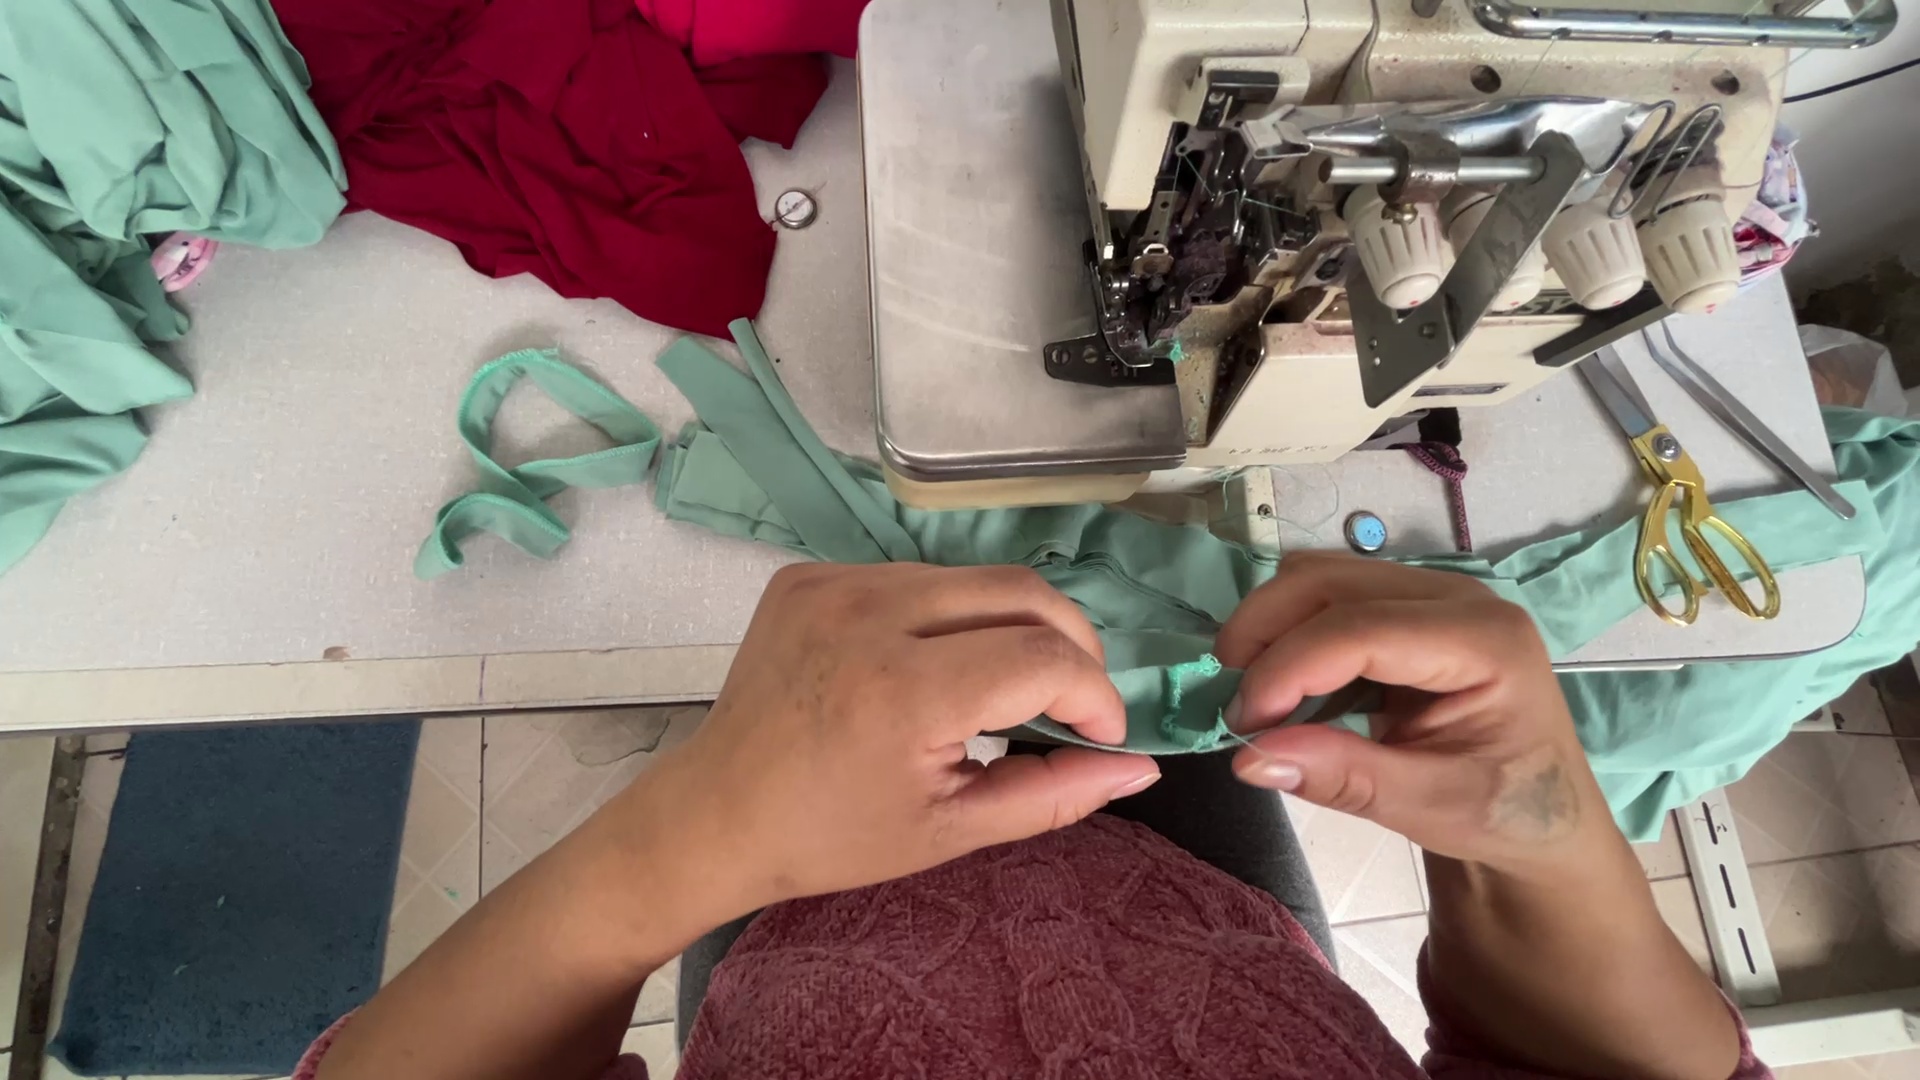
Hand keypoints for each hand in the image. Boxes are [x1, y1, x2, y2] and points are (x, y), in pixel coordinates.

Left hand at [632, 563, 1159, 918]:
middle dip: (1070, 643)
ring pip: (971, 580)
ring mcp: (833, 582)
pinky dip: (948, 615)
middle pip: (1020, 592)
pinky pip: (916, 577)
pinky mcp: (810, 573)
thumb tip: (1138, 766)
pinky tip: (928, 660)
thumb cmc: (834, 835)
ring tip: (996, 683)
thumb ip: (1055, 796)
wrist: (716, 812)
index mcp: (903, 691)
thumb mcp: (952, 829)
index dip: (1094, 692)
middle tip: (1071, 696)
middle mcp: (869, 613)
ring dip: (1008, 626)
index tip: (1101, 731)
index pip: (1043, 656)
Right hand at [1216, 552, 1615, 875]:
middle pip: (1322, 582)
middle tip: (1235, 704)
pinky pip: (1314, 592)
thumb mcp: (1432, 809)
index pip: (1357, 629)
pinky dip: (1281, 630)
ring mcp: (1420, 590)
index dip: (1286, 668)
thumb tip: (1249, 757)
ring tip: (1256, 693)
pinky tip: (1286, 683)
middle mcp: (1452, 595)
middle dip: (1261, 635)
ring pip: (1309, 577)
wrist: (1539, 809)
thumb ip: (1343, 779)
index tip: (1243, 724)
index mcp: (1484, 641)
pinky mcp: (1392, 601)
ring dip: (1265, 628)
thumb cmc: (1504, 812)